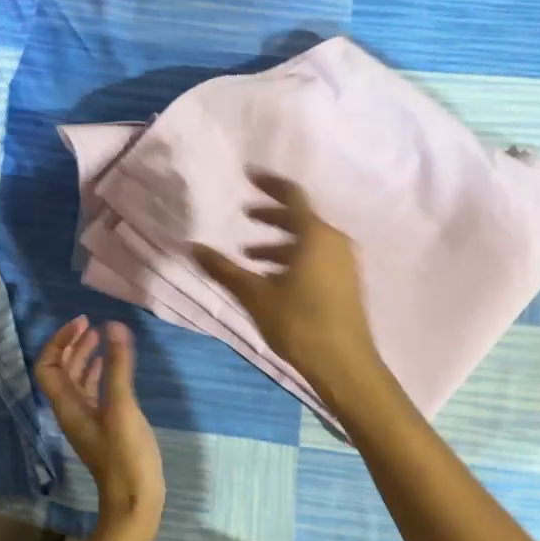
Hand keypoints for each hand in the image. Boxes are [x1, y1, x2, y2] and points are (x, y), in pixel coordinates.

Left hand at [36, 317, 165, 540]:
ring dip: (86, 356)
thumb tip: (113, 327)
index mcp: (67, 405)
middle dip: (72, 344)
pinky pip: (95, 392)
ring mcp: (88, 419)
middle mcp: (72, 410)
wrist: (134, 501)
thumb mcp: (122, 408)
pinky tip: (114, 365)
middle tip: (92, 324)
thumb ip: (118, 367)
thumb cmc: (125, 456)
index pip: (48, 366)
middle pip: (61, 370)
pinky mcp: (105, 426)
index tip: (83, 323)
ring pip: (78, 380)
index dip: (59, 341)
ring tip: (102, 336)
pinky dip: (100, 373)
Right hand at [192, 173, 383, 398]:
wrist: (344, 366)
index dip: (268, 184)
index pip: (292, 195)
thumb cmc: (299, 324)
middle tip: (245, 214)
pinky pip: (317, 257)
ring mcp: (344, 263)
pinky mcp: (346, 284)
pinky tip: (272, 279)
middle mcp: (334, 242)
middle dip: (271, 215)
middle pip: (300, 218)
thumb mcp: (254, 295)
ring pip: (308, 240)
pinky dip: (293, 258)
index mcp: (315, 235)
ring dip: (279, 242)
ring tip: (249, 254)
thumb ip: (223, 269)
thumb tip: (193, 247)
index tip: (248, 175)